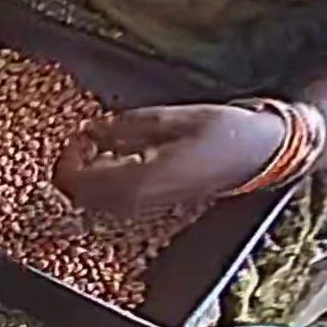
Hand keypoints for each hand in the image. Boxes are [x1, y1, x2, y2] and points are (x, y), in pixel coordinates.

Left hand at [53, 104, 286, 214]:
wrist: (258, 157)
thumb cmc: (224, 133)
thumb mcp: (176, 119)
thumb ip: (127, 125)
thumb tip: (90, 127)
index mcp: (134, 180)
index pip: (75, 179)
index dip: (67, 158)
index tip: (79, 135)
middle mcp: (126, 201)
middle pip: (73, 191)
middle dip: (72, 165)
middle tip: (87, 139)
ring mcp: (131, 208)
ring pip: (85, 197)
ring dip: (83, 173)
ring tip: (101, 146)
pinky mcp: (138, 207)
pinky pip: (102, 198)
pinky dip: (97, 180)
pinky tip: (115, 158)